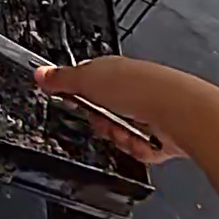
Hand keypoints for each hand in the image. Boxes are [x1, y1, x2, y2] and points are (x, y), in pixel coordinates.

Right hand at [36, 57, 190, 164]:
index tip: (73, 101)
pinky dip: (138, 148)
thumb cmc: (138, 87)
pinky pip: (139, 148)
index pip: (88, 80)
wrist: (178, 110)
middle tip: (102, 119)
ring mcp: (147, 110)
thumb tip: (39, 73)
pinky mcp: (161, 133)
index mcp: (113, 70)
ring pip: (119, 132)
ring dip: (118, 137)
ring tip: (125, 132)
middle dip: (100, 121)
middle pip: (102, 111)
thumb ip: (61, 79)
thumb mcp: (88, 80)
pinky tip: (143, 142)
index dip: (78, 94)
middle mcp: (131, 87)